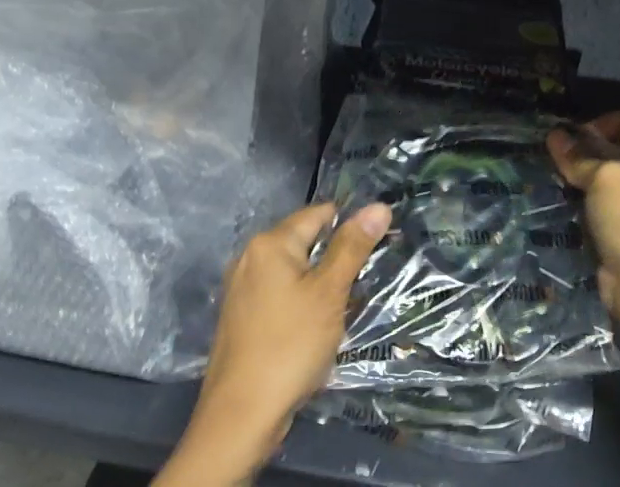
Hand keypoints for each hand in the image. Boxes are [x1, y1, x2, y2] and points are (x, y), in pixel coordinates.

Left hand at [156, 201, 392, 486]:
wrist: (241, 414)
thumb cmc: (290, 346)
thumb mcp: (329, 294)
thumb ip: (352, 248)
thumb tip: (378, 206)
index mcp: (269, 243)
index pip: (318, 214)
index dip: (350, 226)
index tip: (377, 246)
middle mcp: (249, 257)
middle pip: (303, 242)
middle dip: (335, 258)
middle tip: (363, 283)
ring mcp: (241, 288)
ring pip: (292, 271)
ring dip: (320, 284)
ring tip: (346, 307)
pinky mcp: (241, 316)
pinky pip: (279, 295)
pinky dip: (301, 303)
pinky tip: (317, 328)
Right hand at [546, 112, 619, 317]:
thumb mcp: (605, 179)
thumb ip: (579, 157)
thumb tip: (555, 137)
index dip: (609, 122)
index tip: (580, 133)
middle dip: (593, 147)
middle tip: (562, 150)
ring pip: (617, 177)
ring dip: (589, 171)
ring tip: (559, 168)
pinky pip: (613, 201)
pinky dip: (592, 194)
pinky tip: (568, 192)